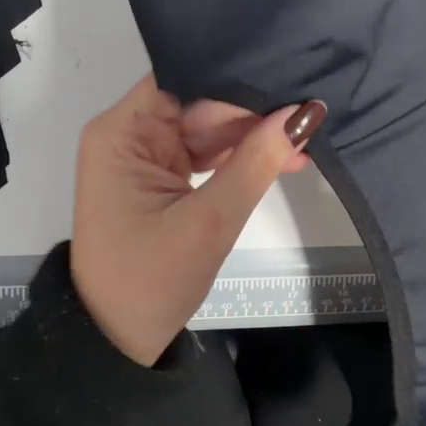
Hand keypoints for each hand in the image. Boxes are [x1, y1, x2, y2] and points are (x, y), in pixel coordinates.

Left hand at [70, 76, 325, 365]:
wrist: (114, 344)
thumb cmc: (151, 280)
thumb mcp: (210, 221)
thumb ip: (257, 162)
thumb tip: (305, 113)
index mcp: (122, 130)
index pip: (185, 82)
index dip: (235, 82)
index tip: (288, 82)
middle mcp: (128, 132)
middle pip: (198, 102)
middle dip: (251, 112)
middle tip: (311, 113)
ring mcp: (142, 155)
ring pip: (206, 127)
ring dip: (251, 136)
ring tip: (307, 138)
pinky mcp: (157, 176)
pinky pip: (203, 153)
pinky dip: (238, 158)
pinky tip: (282, 157)